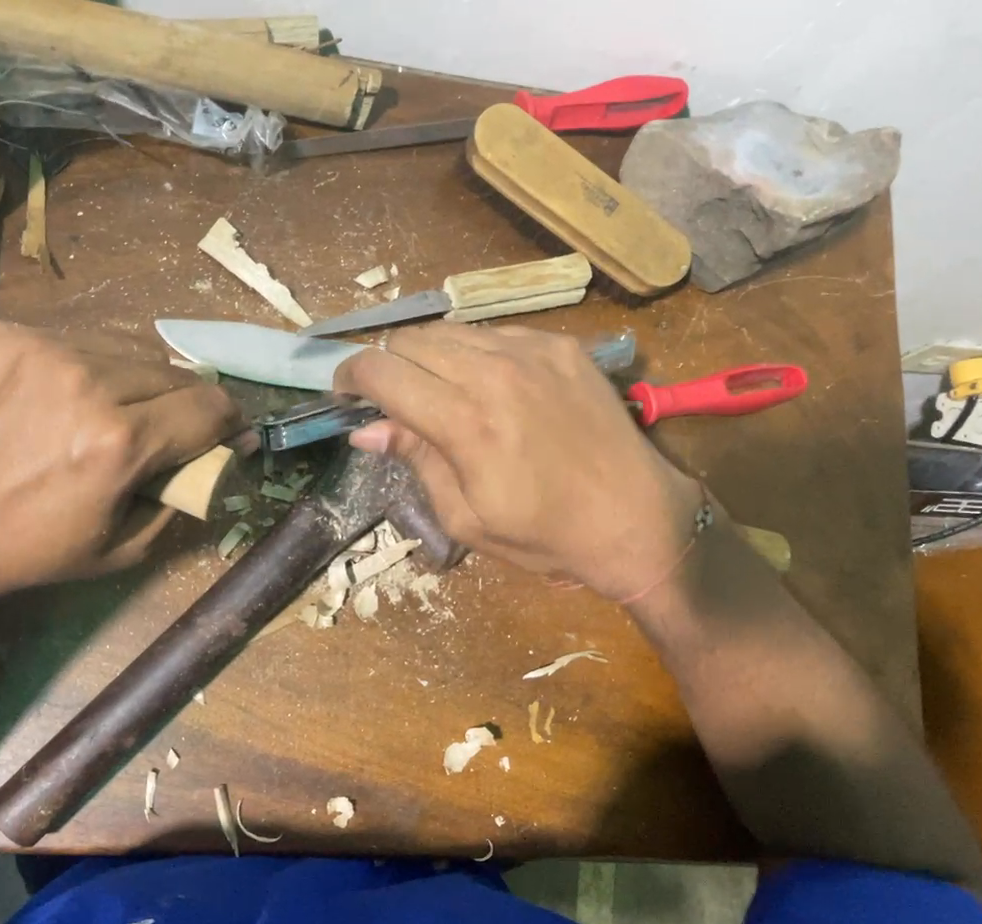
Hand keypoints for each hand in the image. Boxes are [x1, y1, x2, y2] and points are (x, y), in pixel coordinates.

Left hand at [0, 320, 241, 644]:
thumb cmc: (27, 551)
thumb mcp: (120, 550)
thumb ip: (179, 500)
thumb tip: (213, 459)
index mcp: (118, 442)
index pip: (208, 407)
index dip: (229, 420)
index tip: (230, 431)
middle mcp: (85, 381)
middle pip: (170, 372)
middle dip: (181, 402)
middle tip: (167, 428)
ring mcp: (39, 347)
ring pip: (122, 349)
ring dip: (132, 381)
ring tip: (109, 411)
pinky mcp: (2, 333)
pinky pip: (71, 340)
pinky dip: (80, 367)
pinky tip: (56, 398)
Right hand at [334, 323, 701, 598]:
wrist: (636, 518)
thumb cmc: (543, 535)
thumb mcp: (465, 517)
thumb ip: (416, 461)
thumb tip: (366, 431)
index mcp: (465, 421)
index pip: (382, 370)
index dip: (350, 376)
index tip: (345, 395)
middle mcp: (494, 371)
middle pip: (410, 339)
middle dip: (386, 365)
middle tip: (389, 399)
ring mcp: (532, 351)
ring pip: (451, 329)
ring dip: (427, 355)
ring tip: (436, 391)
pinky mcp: (562, 346)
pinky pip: (495, 333)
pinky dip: (474, 353)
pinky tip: (487, 386)